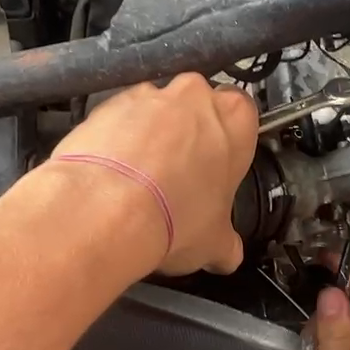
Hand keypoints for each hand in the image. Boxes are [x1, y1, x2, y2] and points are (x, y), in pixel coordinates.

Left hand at [46, 73, 258, 275]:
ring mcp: (147, 98)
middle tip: (180, 182)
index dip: (229, 148)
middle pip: (197, 111)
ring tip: (143, 186)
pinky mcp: (105, 107)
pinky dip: (116, 144)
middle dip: (189, 141)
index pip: (244, 119)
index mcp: (235, 118)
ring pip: (155, 114)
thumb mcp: (216, 242)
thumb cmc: (167, 213)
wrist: (105, 210)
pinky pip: (117, 122)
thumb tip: (224, 252)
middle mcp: (192, 98)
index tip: (219, 171)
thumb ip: (227, 241)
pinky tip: (116, 181)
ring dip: (151, 141)